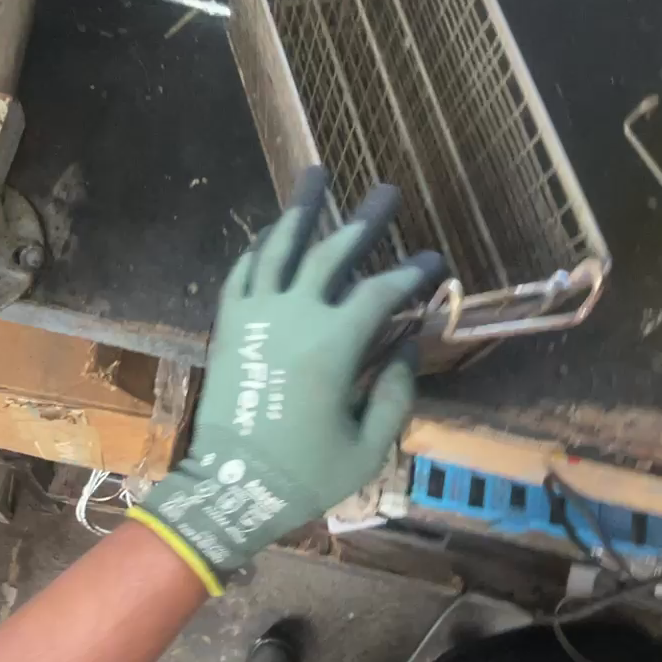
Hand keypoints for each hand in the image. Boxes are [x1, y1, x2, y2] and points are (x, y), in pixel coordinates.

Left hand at [129, 167, 444, 593]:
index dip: (412, 273)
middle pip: (332, 252)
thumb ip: (395, 393)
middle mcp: (294, 315)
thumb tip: (406, 346)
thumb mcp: (368, 447)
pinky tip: (270, 233)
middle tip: (388, 192)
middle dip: (365, 221)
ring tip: (316, 173)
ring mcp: (254, 315)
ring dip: (300, 209)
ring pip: (278, 247)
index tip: (433, 263)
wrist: (231, 488)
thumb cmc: (305, 475)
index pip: (382, 291)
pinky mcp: (227, 326)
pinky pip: (241, 273)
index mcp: (334, 344)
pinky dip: (258, 249)